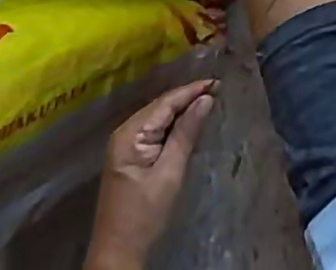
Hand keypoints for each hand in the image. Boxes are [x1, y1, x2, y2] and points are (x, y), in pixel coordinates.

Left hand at [84, 79, 217, 269]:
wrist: (117, 253)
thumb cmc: (145, 215)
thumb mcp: (170, 172)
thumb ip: (186, 133)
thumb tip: (205, 99)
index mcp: (130, 133)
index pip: (166, 103)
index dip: (192, 90)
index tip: (217, 82)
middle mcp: (125, 132)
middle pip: (161, 106)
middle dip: (188, 97)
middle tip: (216, 88)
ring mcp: (125, 143)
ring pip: (158, 116)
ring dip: (181, 108)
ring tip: (207, 99)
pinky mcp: (129, 154)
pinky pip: (154, 129)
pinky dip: (172, 123)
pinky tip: (188, 120)